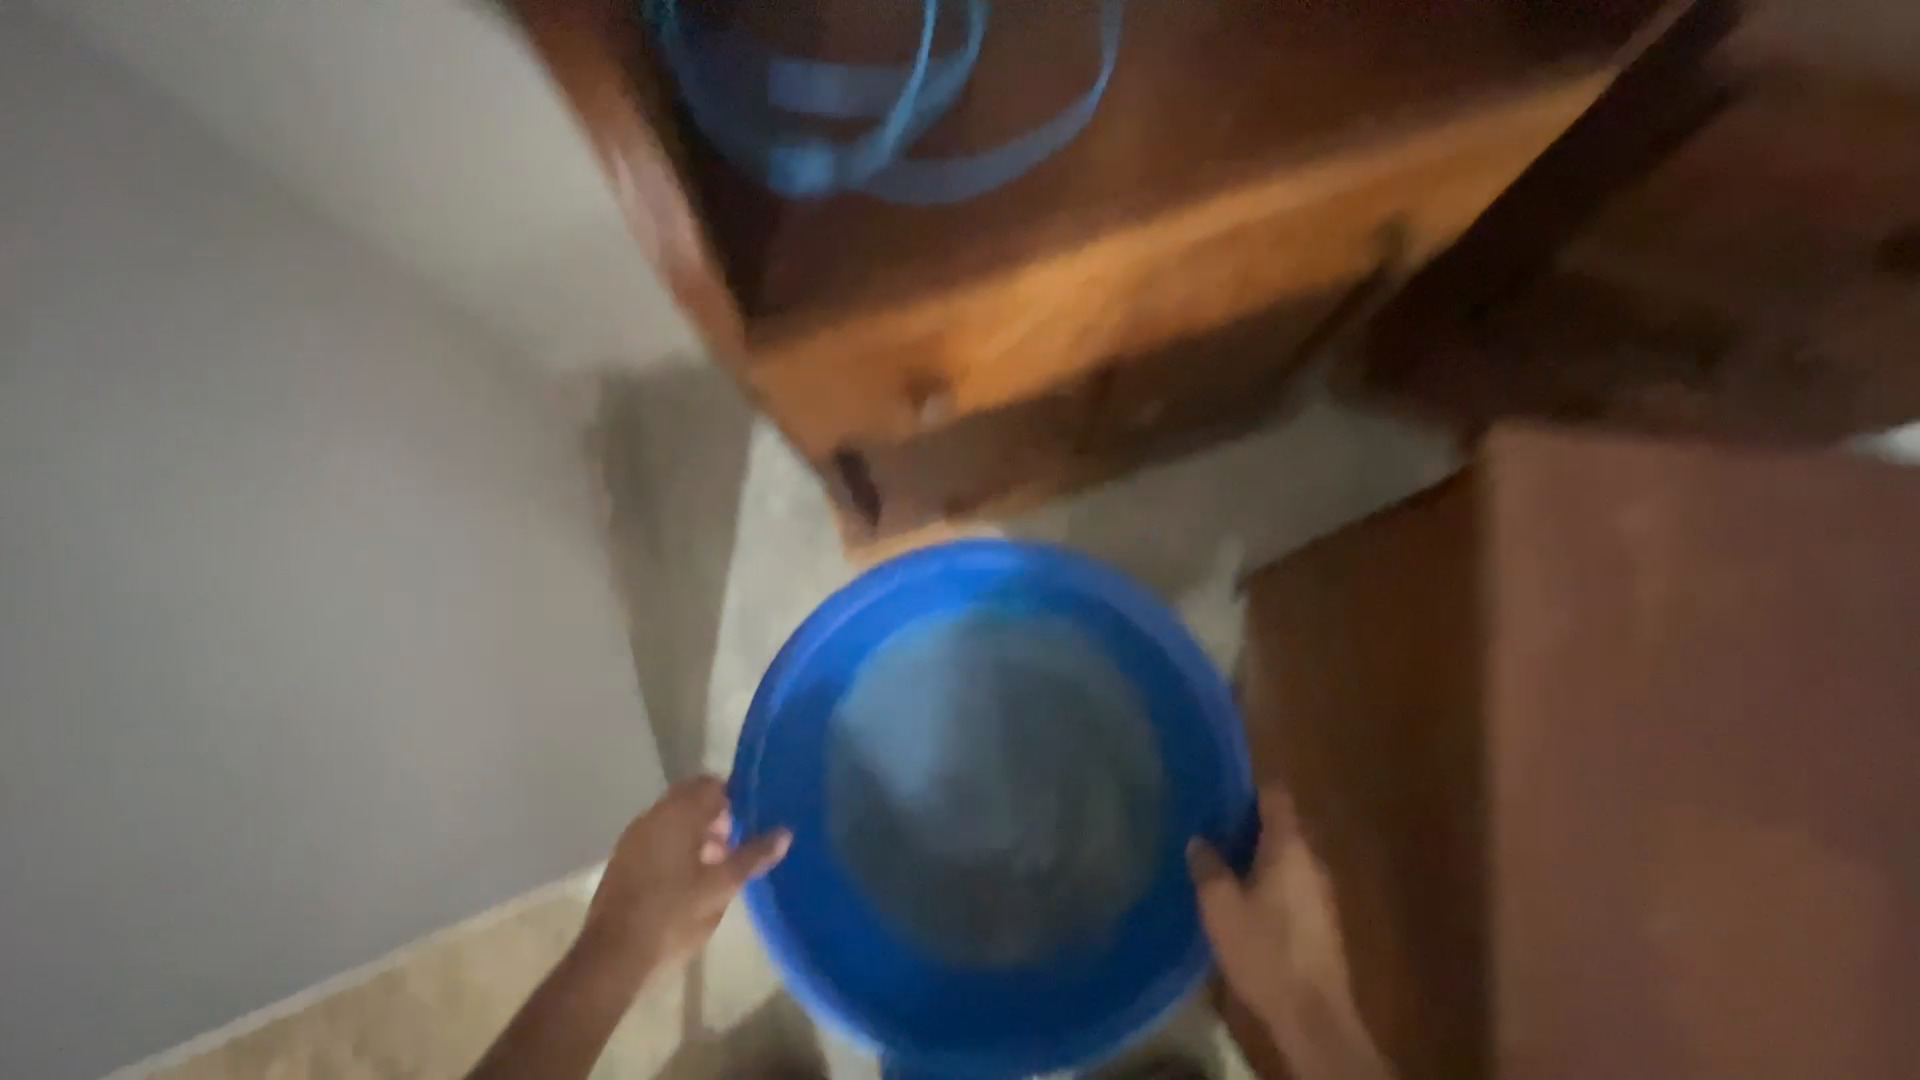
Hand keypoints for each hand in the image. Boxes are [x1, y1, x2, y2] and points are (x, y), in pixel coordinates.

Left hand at [580, 776, 790, 977]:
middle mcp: (652, 817)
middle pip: (691, 800)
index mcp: (677, 814)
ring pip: (673, 820)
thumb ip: (753, 856)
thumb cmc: (672, 916)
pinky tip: (689, 881)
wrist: (612, 959)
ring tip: (717, 867)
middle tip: (736, 845)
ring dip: (696, 833)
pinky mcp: (622, 862)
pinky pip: (657, 839)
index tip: (752, 820)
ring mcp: (633, 839)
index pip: (711, 785)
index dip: (735, 798)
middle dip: (716, 817)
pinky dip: (676, 847)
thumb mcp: (722, 887)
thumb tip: (785, 833)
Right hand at [1189, 784, 1371, 1064]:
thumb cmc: (1264, 951)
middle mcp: (1310, 860)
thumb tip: (1200, 840)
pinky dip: (1265, 873)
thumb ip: (1208, 866)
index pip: (1275, 795)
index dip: (1250, 781)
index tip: (1221, 774)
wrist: (1312, 1016)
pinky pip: (1288, 878)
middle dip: (1246, 816)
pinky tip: (1238, 888)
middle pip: (1280, 823)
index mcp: (1288, 847)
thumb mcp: (1219, 905)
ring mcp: (1319, 890)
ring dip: (1254, 848)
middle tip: (1208, 813)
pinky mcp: (1318, 918)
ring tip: (1217, 849)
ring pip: (1283, 853)